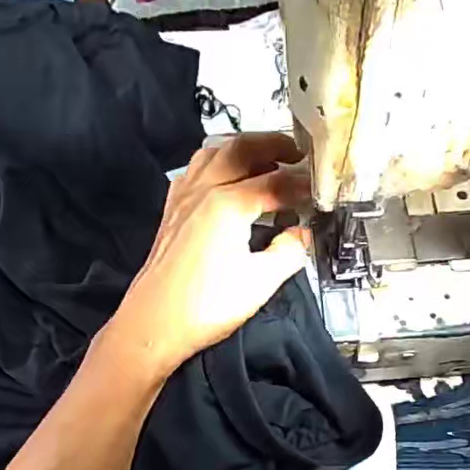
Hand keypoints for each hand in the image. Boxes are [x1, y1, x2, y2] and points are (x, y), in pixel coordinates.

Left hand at [96, 133, 312, 381]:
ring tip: (263, 159)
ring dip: (241, 149)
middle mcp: (202, 193)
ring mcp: (182, 200)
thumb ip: (289, 252)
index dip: (301, 184)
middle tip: (295, 152)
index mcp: (227, 204)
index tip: (316, 191)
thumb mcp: (259, 283)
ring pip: (213, 153)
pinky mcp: (171, 214)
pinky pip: (193, 172)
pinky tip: (221, 179)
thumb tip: (301, 236)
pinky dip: (214, 165)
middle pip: (241, 149)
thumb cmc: (199, 307)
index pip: (275, 181)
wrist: (153, 324)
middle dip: (273, 145)